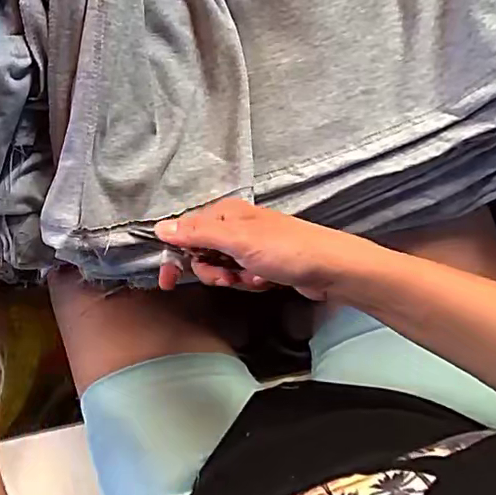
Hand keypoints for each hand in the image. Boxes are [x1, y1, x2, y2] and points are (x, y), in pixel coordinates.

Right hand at [154, 198, 387, 298]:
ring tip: (253, 277)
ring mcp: (247, 244)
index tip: (168, 280)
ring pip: (219, 268)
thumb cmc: (286, 250)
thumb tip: (160, 227)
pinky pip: (239, 275)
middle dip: (211, 271)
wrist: (334, 270)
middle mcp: (232, 225)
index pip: (184, 232)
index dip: (175, 257)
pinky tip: (265, 280)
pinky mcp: (261, 262)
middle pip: (199, 253)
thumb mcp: (236, 240)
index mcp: (224, 213)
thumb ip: (196, 234)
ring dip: (232, 278)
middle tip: (228, 277)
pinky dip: (249, 281)